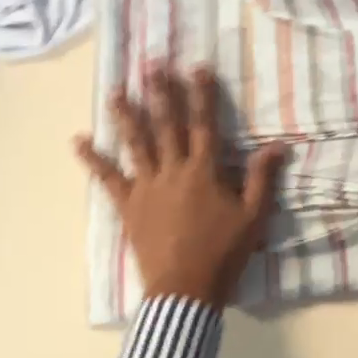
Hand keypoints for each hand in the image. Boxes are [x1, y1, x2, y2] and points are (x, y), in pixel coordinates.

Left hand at [76, 69, 286, 308]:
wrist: (185, 292)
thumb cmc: (223, 253)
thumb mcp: (253, 216)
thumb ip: (262, 178)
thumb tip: (278, 145)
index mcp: (204, 171)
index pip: (204, 124)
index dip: (202, 94)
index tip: (197, 67)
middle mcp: (173, 171)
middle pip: (166, 125)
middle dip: (160, 92)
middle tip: (152, 64)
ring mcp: (146, 187)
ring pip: (135, 144)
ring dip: (126, 114)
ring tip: (115, 89)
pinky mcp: (128, 207)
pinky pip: (108, 179)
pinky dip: (93, 159)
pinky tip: (79, 141)